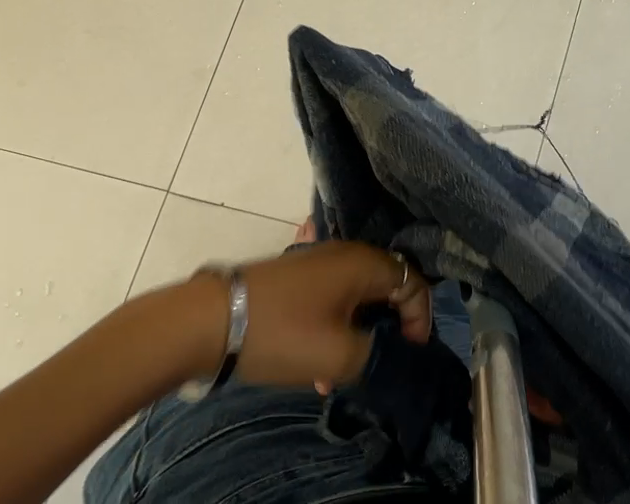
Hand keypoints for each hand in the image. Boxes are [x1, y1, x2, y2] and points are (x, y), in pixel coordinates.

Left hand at [212, 241, 430, 388]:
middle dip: (389, 330)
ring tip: (340, 375)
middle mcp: (348, 253)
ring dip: (360, 333)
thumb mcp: (339, 355)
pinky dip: (337, 327)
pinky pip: (334, 298)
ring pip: (358, 297)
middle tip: (378, 365)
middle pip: (388, 289)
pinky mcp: (297, 275)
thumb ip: (378, 355)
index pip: (414, 284)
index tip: (408, 355)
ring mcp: (320, 261)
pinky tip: (317, 363)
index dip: (420, 320)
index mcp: (365, 263)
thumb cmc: (283, 334)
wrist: (210, 320)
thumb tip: (392, 352)